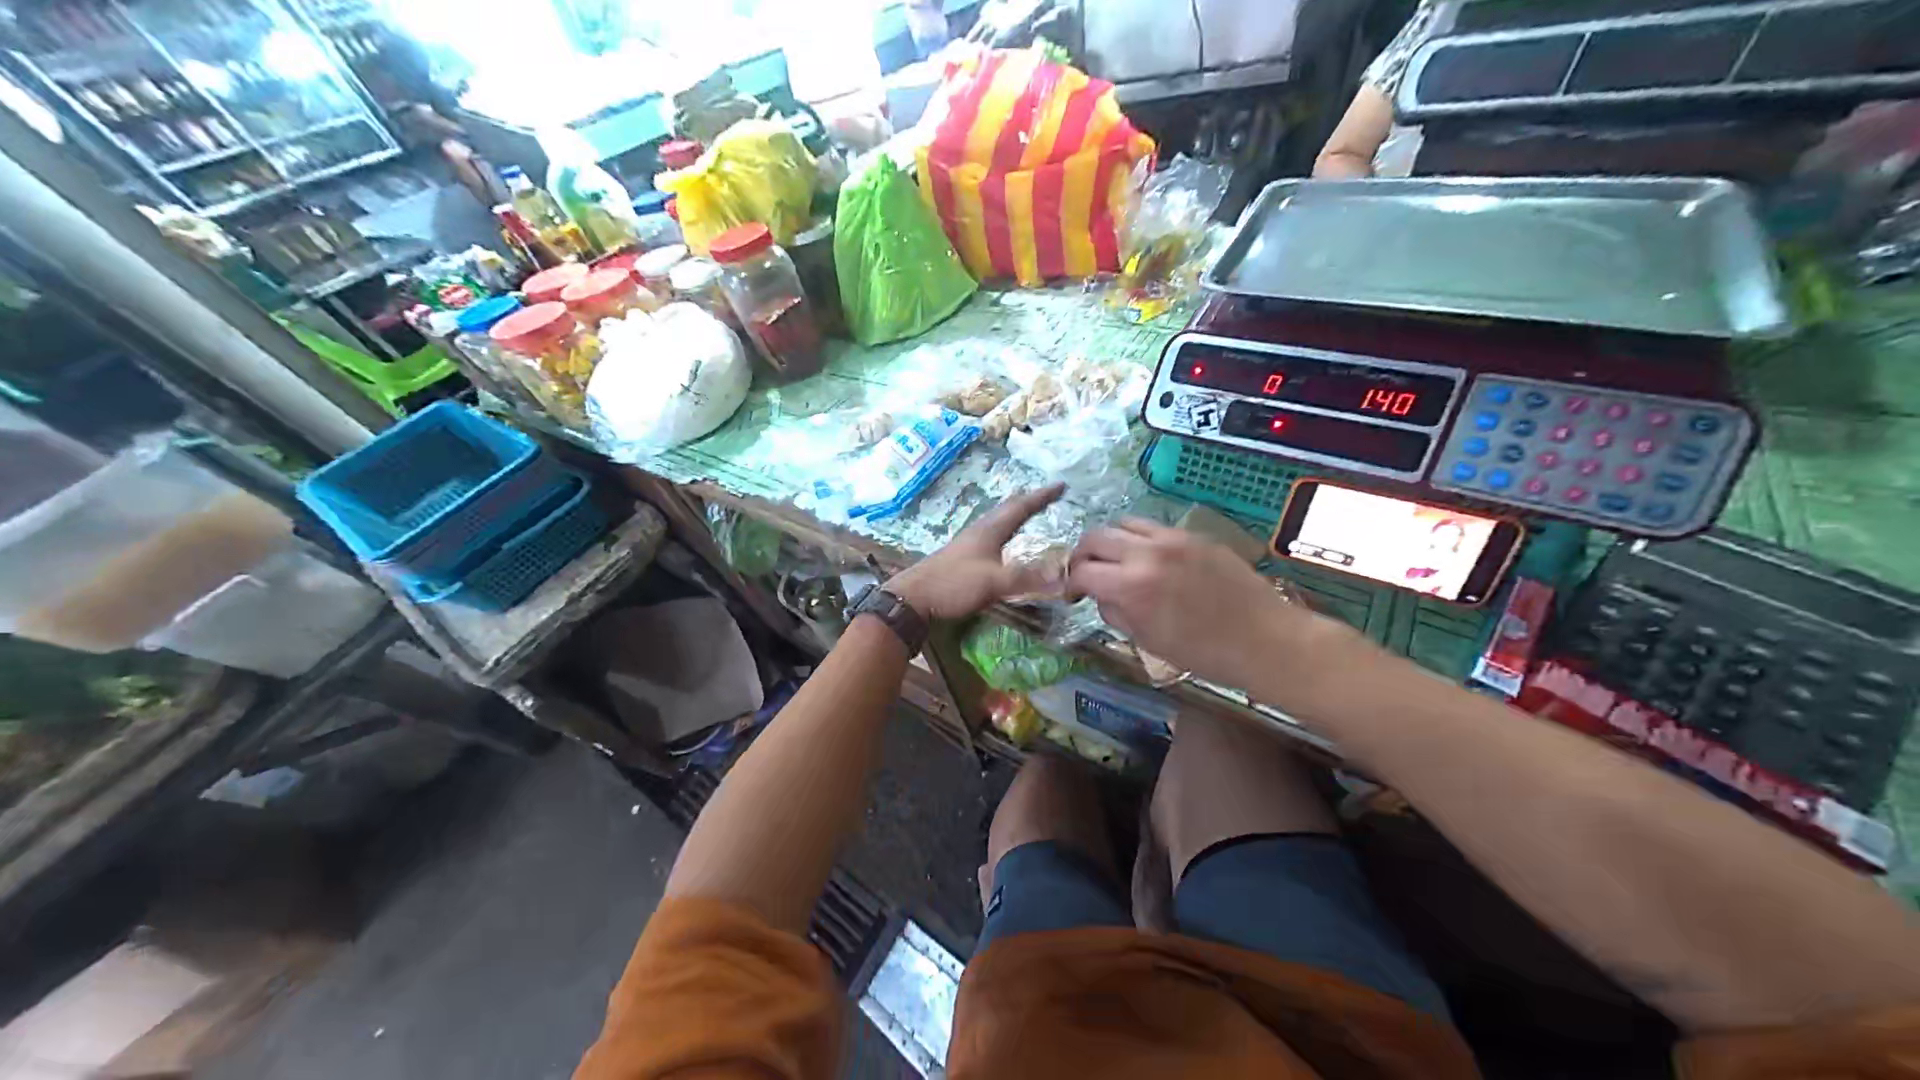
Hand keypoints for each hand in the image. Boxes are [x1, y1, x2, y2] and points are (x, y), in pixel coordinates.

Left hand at [886, 484, 1065, 619]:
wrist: (913, 598)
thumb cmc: (953, 584)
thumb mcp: (994, 582)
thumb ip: (1027, 578)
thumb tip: (1063, 575)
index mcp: (989, 530)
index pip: (1020, 507)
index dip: (1041, 497)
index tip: (1060, 486)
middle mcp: (979, 530)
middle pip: (1007, 509)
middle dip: (1029, 501)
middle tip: (1047, 496)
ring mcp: (968, 543)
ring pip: (997, 522)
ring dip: (1015, 515)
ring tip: (1028, 513)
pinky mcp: (962, 557)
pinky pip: (991, 536)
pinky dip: (1005, 532)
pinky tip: (1003, 544)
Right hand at [1068, 518, 1344, 688]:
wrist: (1266, 640)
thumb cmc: (1205, 653)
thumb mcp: (1148, 641)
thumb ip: (1116, 613)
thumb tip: (1102, 596)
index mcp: (1131, 585)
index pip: (1082, 571)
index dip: (1070, 583)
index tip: (1073, 594)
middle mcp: (1147, 553)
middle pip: (1095, 537)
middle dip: (1084, 555)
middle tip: (1088, 573)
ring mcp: (1172, 539)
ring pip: (1123, 524)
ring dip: (1111, 541)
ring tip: (1117, 561)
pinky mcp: (1194, 535)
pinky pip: (1154, 527)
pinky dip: (1140, 539)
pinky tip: (1149, 559)